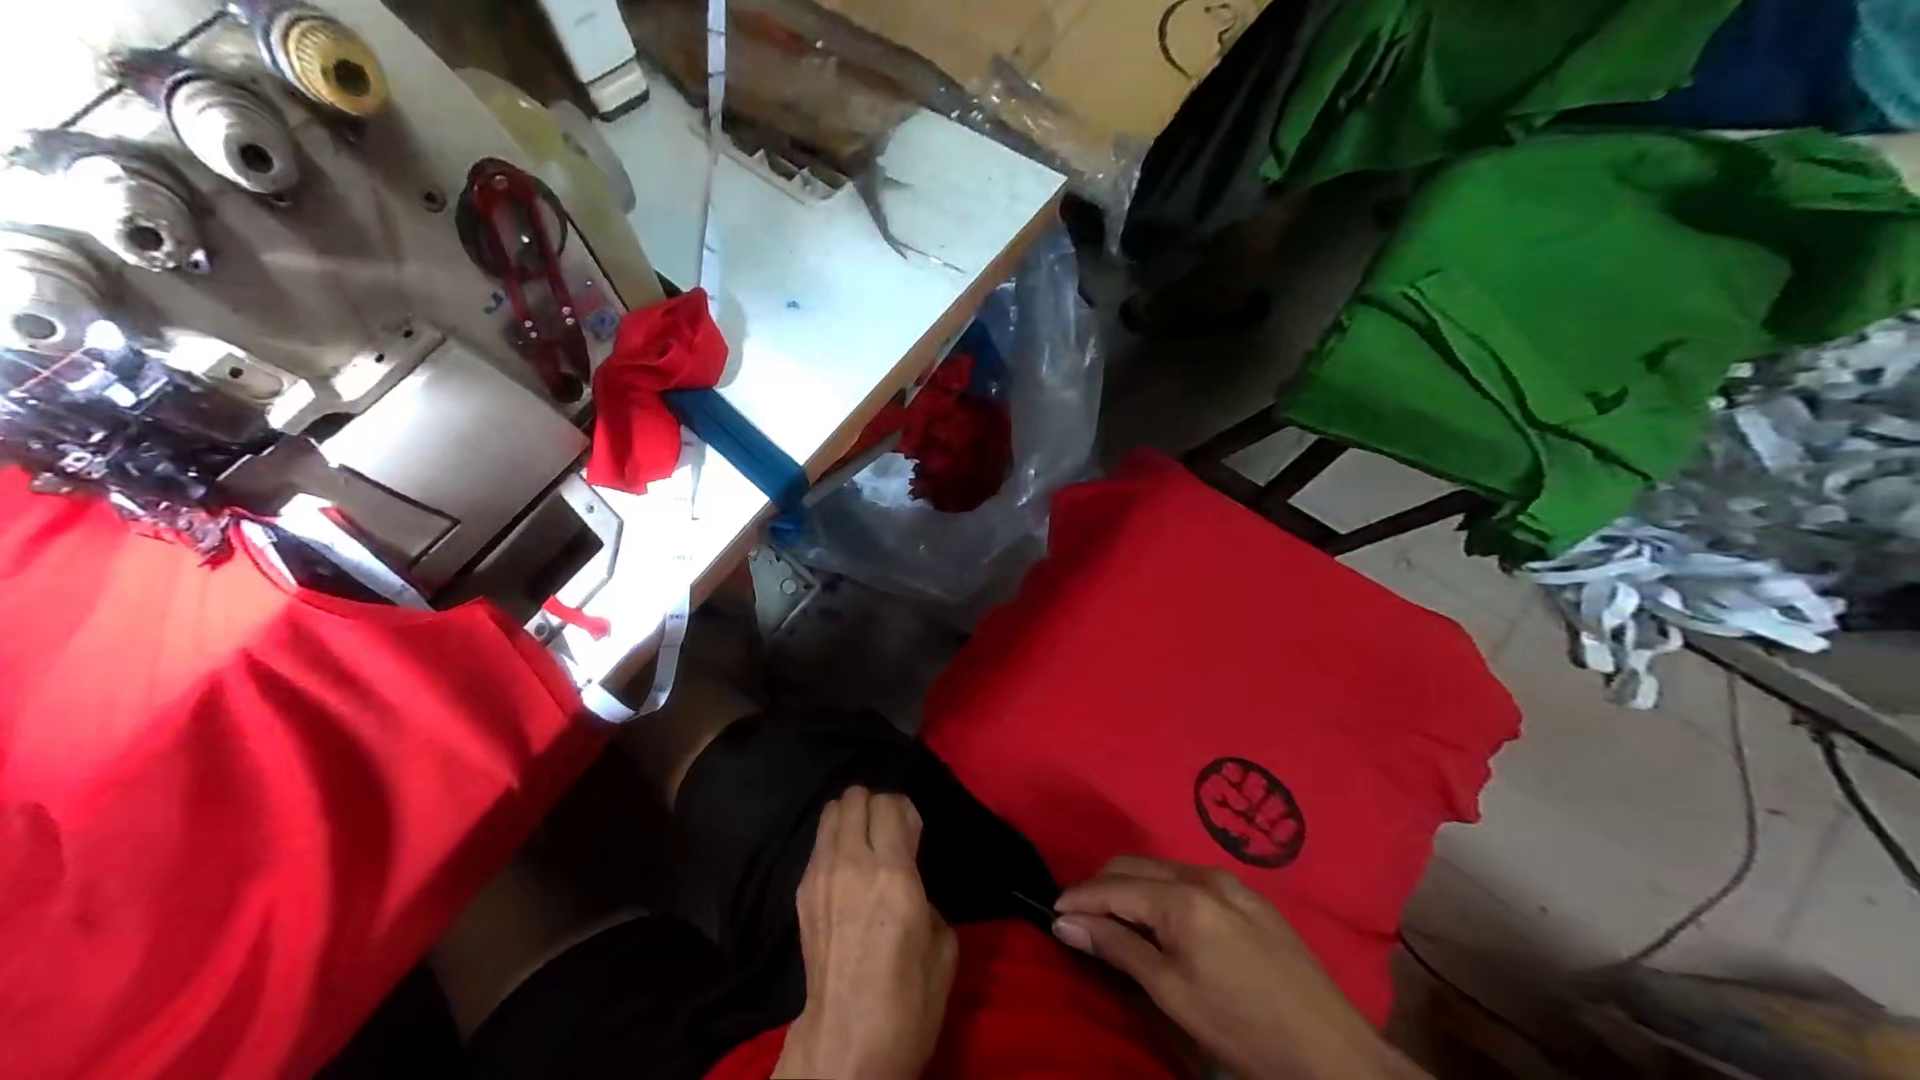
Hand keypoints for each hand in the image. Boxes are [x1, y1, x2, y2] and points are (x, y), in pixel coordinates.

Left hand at [773, 787, 957, 1079]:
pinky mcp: (801, 892)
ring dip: (850, 816)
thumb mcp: (943, 946)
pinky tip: (845, 867)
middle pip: (855, 798)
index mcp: (894, 874)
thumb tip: (914, 879)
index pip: (890, 804)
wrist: (848, 1040)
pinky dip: (833, 840)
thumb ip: (930, 896)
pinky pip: (818, 843)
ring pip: (830, 812)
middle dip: (875, 805)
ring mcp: (820, 875)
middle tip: (887, 831)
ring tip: (863, 840)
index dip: (904, 809)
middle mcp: (853, 864)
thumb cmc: (908, 999)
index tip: (913, 831)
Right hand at [1053, 857, 1427, 1079]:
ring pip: (1159, 870)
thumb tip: (1066, 923)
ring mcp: (1229, 881)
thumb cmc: (1243, 1028)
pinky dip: (1160, 893)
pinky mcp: (1248, 896)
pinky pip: (1187, 879)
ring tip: (1115, 922)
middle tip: (1078, 920)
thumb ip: (1117, 948)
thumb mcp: (1172, 993)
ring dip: (1130, 888)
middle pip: (1132, 866)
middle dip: (1100, 887)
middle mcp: (1203, 875)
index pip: (1113, 887)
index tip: (1051, 913)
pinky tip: (1160, 922)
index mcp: (1183, 898)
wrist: (1333, 1053)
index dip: (1078, 899)